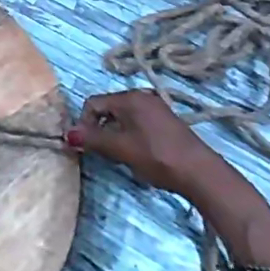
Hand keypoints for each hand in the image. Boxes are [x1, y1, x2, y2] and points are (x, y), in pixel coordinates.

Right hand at [70, 90, 228, 198]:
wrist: (203, 174)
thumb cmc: (157, 156)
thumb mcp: (120, 148)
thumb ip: (92, 139)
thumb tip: (67, 134)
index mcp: (129, 97)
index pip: (93, 103)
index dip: (84, 123)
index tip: (88, 145)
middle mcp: (142, 96)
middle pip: (108, 108)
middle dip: (101, 129)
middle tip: (105, 151)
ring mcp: (157, 108)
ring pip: (123, 117)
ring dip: (116, 134)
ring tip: (123, 155)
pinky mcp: (167, 122)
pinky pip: (138, 123)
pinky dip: (131, 135)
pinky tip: (140, 154)